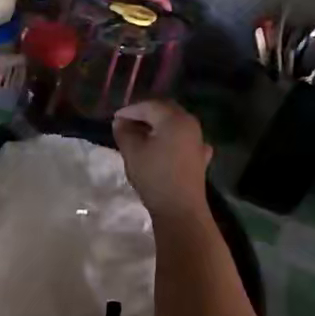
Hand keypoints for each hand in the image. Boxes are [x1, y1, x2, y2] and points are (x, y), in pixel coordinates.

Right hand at [112, 99, 211, 219]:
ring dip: (157, 125)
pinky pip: (182, 139)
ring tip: (140, 135)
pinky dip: (169, 138)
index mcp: (174, 119)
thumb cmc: (154, 176)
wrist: (180, 209)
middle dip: (145, 114)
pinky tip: (163, 146)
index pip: (149, 106)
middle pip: (165, 111)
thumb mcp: (132, 152)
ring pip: (175, 124)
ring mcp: (198, 141)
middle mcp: (190, 124)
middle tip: (126, 122)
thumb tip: (120, 121)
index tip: (114, 118)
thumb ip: (124, 132)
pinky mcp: (199, 156)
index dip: (130, 110)